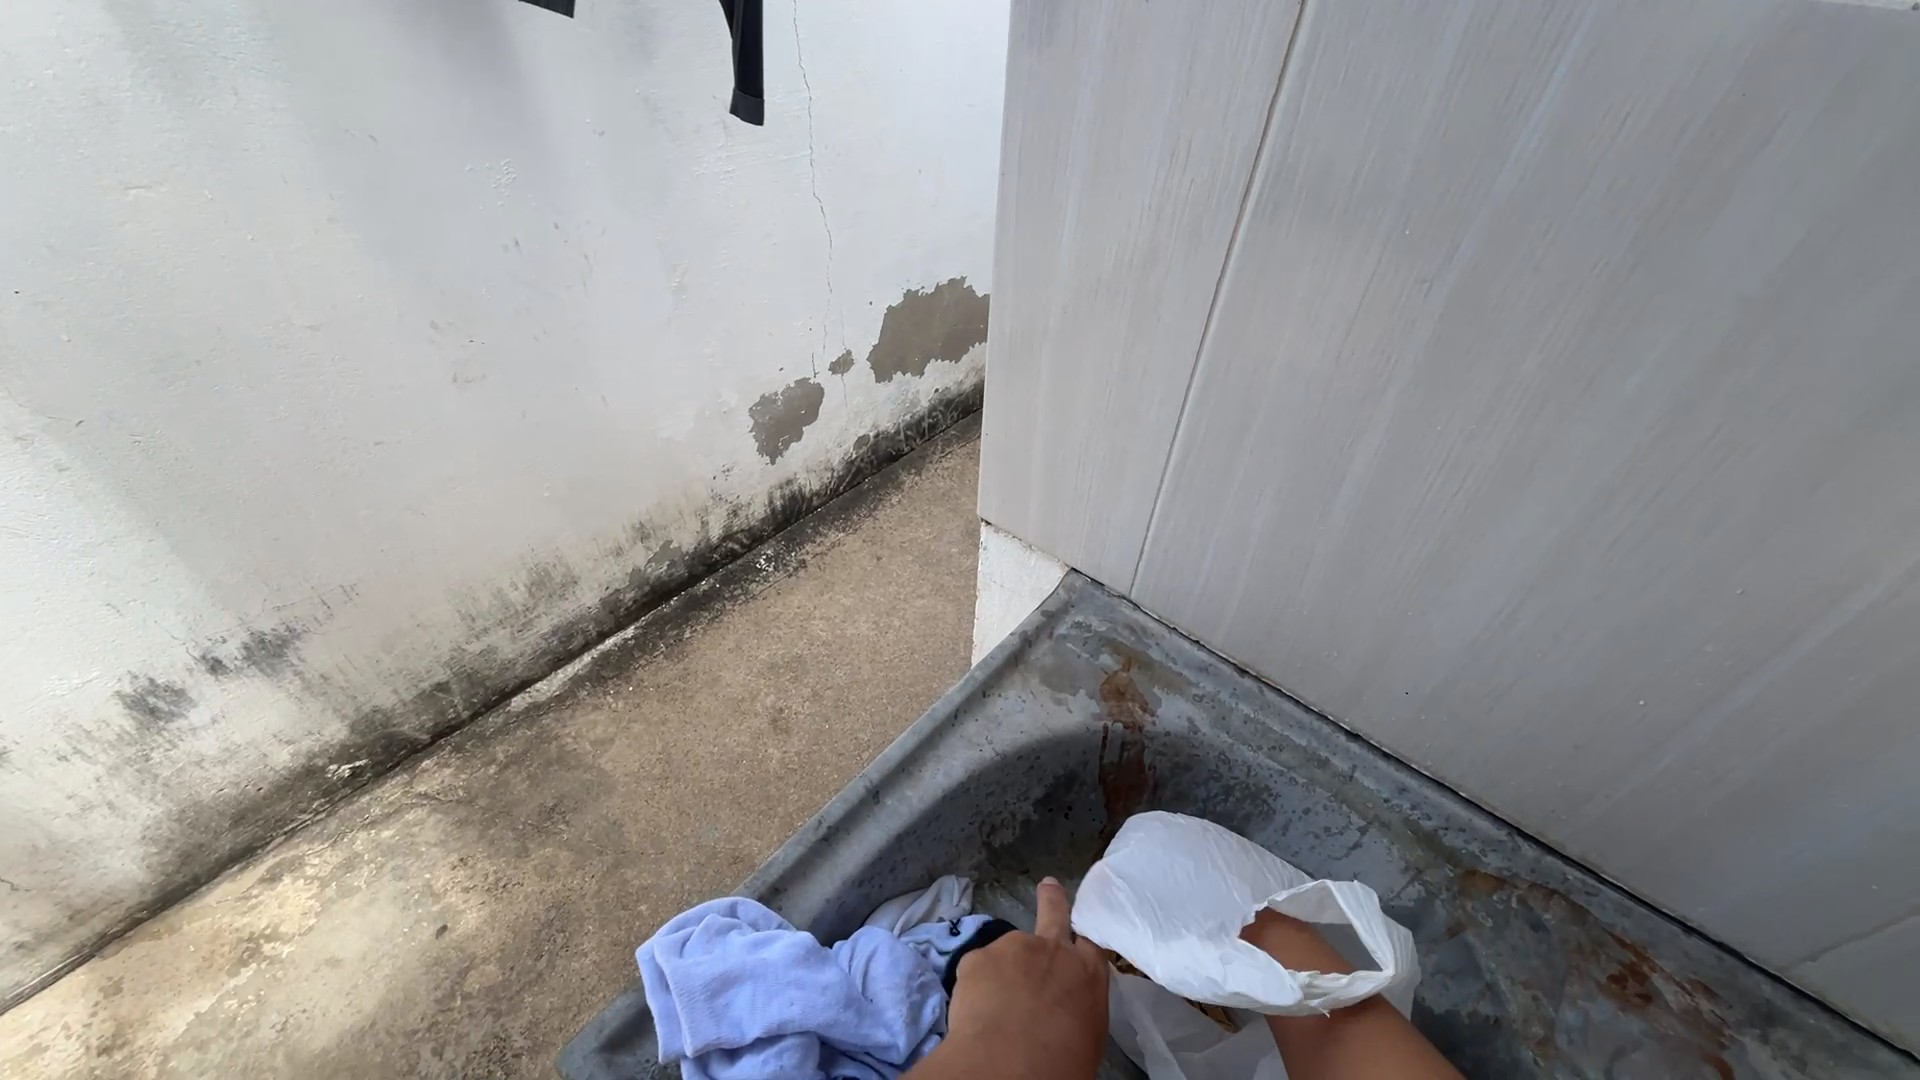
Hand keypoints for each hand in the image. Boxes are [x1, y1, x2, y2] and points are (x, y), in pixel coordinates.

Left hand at [907, 876, 1109, 1079]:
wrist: (1010, 1068)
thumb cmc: (1060, 1065)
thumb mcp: (1086, 1036)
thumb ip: (1076, 1006)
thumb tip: (1064, 1009)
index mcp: (1088, 976)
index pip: (1091, 943)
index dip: (1082, 935)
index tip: (1077, 930)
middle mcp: (1054, 950)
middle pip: (1054, 913)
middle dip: (1052, 899)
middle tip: (1048, 885)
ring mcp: (1014, 946)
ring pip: (1007, 952)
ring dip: (1004, 970)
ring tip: (997, 1007)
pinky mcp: (979, 955)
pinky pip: (977, 971)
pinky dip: (976, 989)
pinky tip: (976, 1013)